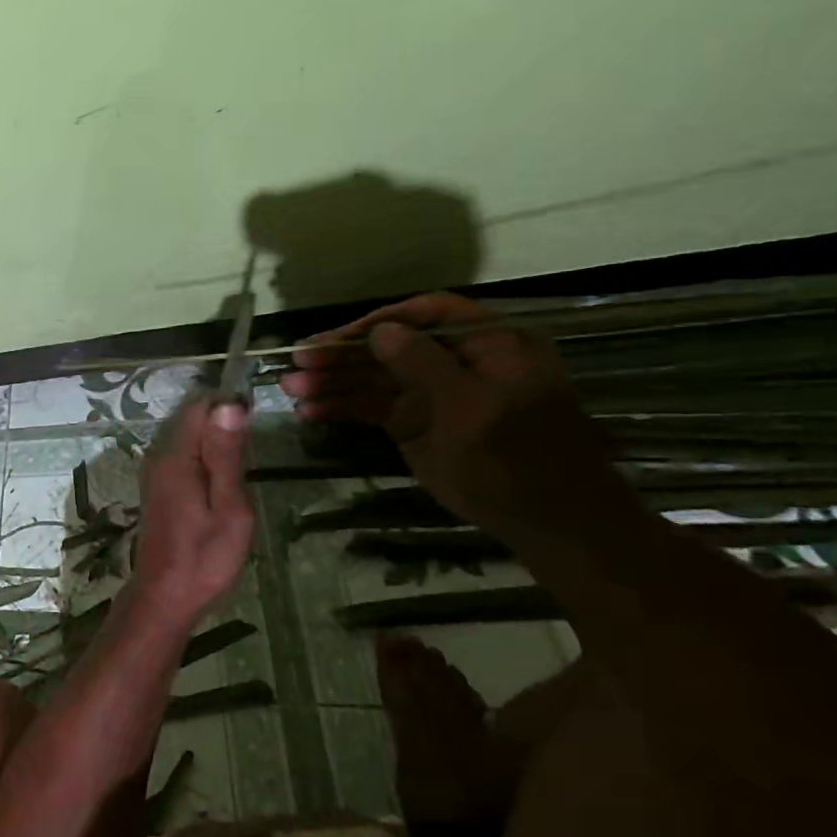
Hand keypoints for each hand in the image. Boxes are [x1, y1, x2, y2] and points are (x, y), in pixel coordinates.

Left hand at [132, 396, 254, 629]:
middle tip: (252, 457)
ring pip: (189, 437)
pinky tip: (222, 484)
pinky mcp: (158, 486)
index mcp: (176, 457)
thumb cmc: (204, 557)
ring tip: (241, 471)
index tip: (255, 431)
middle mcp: (159, 456)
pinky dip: (205, 459)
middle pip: (193, 419)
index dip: (230, 407)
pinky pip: (184, 455)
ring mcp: (155, 471)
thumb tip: (229, 405)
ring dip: (216, 443)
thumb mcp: (229, 508)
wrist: (165, 597)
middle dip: (224, 425)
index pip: (201, 406)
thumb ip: (226, 455)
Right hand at [281, 293, 622, 530]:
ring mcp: (433, 394)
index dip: (379, 321)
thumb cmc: (516, 457)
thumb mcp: (471, 407)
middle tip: (297, 361)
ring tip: (290, 388)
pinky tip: (310, 412)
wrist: (546, 522)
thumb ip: (425, 364)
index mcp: (486, 342)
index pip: (425, 315)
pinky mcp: (416, 425)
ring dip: (334, 382)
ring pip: (376, 378)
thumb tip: (382, 330)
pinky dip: (344, 409)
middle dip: (343, 355)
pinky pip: (375, 408)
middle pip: (392, 346)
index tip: (337, 336)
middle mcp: (454, 361)